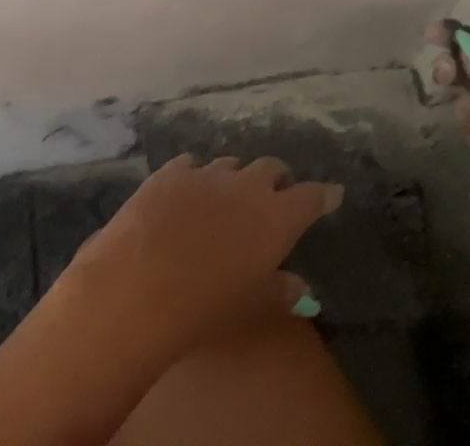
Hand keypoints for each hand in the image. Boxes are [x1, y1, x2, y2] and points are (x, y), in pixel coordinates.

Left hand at [62, 154, 343, 353]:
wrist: (138, 287)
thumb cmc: (206, 305)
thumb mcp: (252, 304)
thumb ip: (281, 290)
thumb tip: (300, 287)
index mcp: (278, 217)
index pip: (311, 196)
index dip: (323, 196)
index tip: (331, 194)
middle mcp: (247, 187)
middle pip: (271, 169)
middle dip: (277, 181)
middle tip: (275, 198)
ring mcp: (206, 174)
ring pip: (230, 165)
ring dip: (235, 179)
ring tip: (227, 198)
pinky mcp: (169, 173)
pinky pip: (191, 164)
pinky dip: (196, 176)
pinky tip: (187, 191)